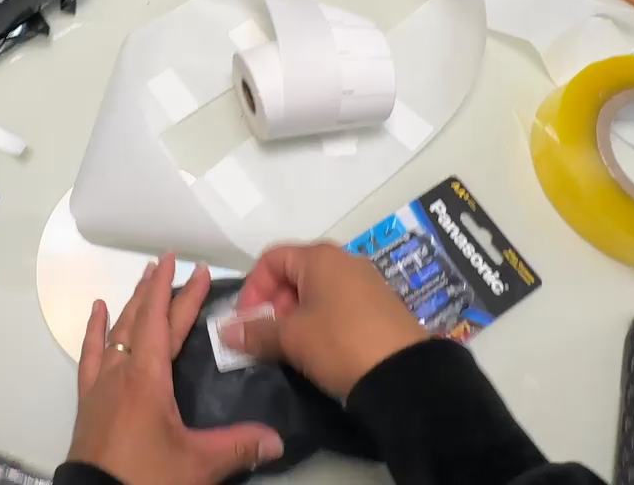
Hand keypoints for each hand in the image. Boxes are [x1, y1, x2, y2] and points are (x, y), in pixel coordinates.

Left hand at [68, 253, 284, 483]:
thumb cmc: (146, 478)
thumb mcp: (198, 465)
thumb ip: (238, 447)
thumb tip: (278, 438)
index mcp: (148, 375)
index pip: (167, 321)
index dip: (183, 293)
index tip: (196, 268)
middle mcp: (122, 368)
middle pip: (144, 318)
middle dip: (160, 289)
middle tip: (172, 261)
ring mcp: (101, 380)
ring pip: (119, 327)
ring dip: (133, 300)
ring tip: (145, 276)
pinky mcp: (87, 397)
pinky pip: (90, 351)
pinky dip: (95, 327)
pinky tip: (98, 309)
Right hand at [226, 241, 425, 399]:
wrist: (407, 376)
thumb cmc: (340, 342)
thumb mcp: (293, 338)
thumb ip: (257, 331)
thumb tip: (226, 330)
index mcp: (319, 256)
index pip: (271, 259)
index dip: (253, 288)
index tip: (247, 321)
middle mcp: (343, 259)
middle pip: (294, 273)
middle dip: (274, 304)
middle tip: (268, 335)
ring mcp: (366, 281)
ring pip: (317, 290)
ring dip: (296, 315)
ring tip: (292, 346)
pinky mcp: (381, 305)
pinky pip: (339, 303)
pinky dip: (322, 320)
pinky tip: (321, 348)